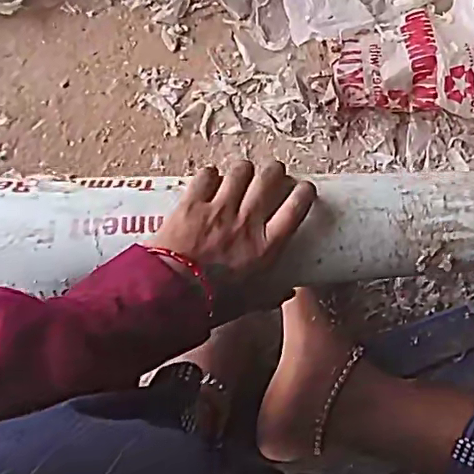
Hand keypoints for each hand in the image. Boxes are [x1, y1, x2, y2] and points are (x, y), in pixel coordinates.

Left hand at [149, 160, 316, 319]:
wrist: (170, 295)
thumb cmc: (211, 303)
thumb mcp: (249, 302)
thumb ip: (270, 295)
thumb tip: (287, 293)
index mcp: (266, 247)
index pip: (296, 208)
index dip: (303, 192)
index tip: (304, 189)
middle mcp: (247, 222)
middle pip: (270, 179)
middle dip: (274, 172)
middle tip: (273, 175)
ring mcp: (219, 210)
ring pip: (240, 171)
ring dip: (244, 170)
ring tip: (242, 174)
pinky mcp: (192, 204)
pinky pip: (206, 176)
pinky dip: (210, 175)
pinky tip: (210, 181)